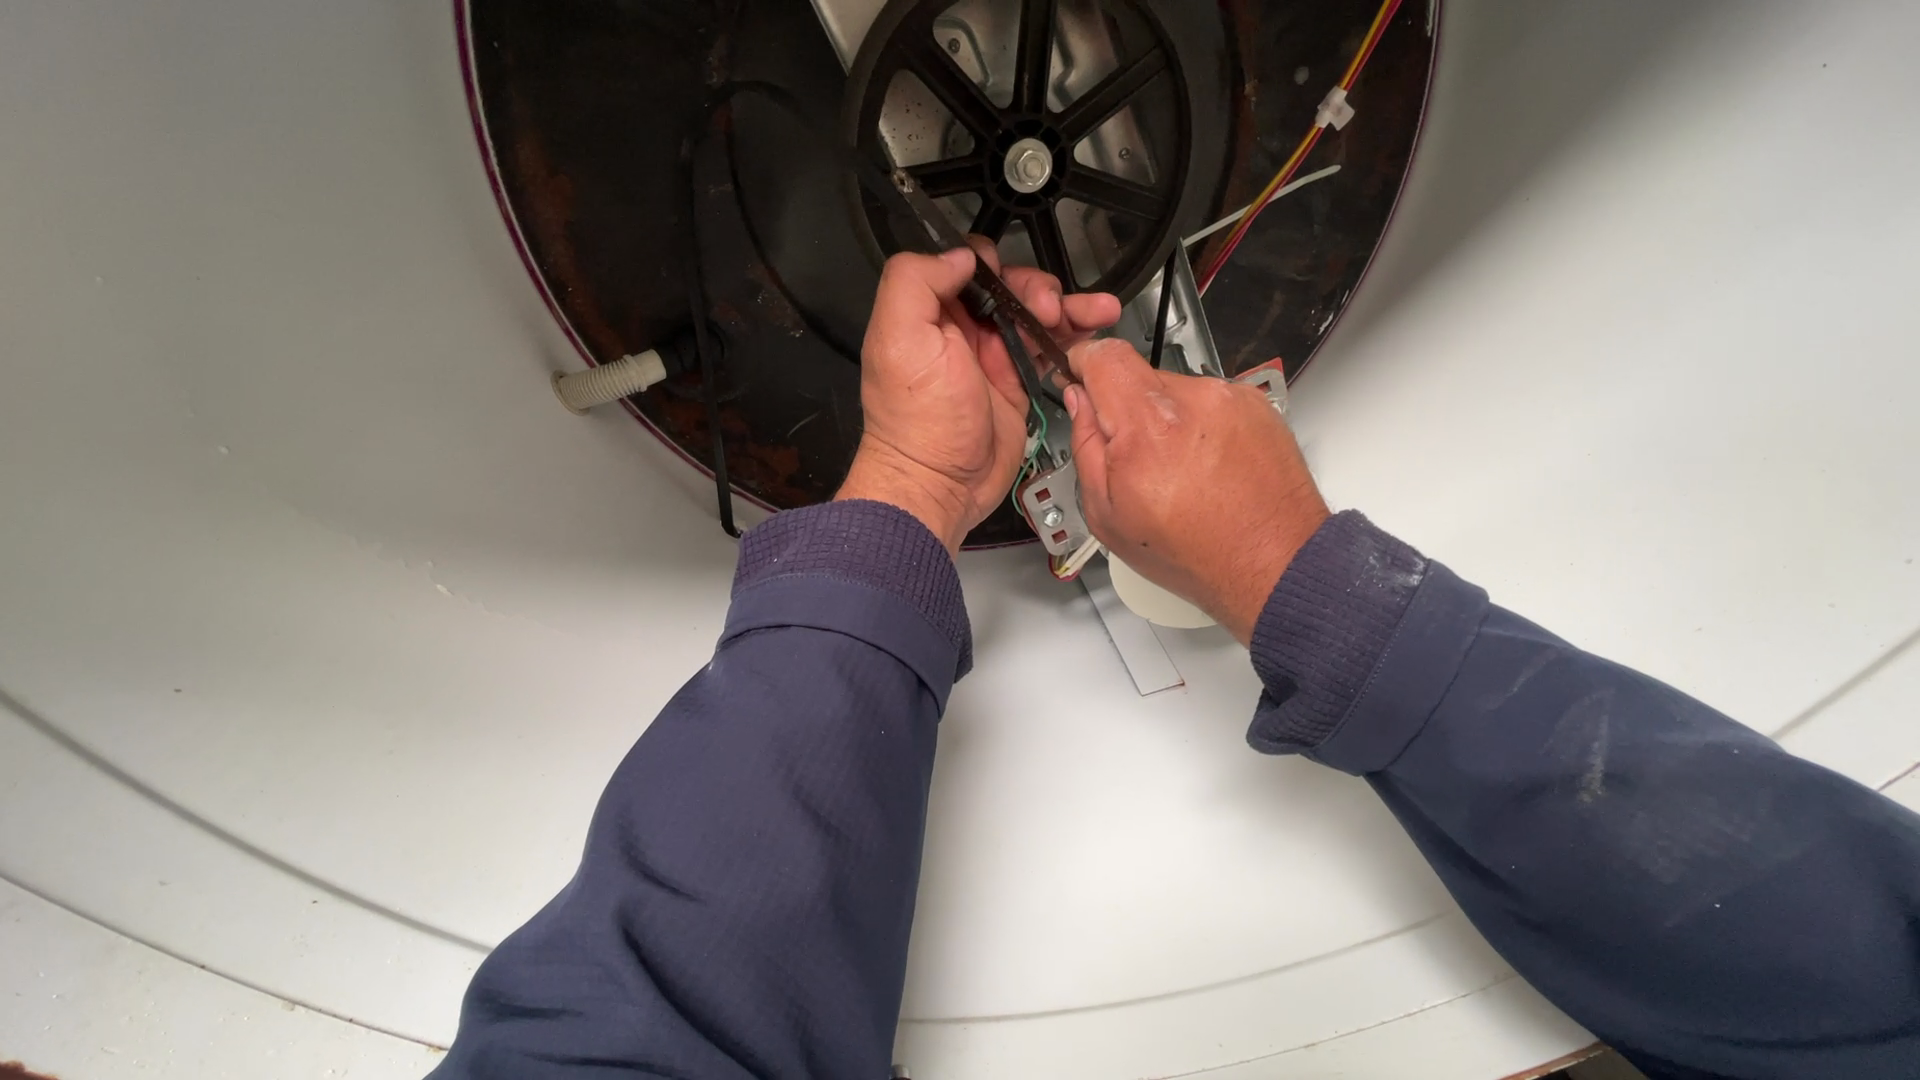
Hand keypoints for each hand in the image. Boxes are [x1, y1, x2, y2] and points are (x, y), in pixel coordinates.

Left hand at [838, 241, 1120, 552]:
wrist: (939, 485)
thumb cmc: (916, 420)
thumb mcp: (900, 338)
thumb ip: (917, 281)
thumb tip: (959, 256)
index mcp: (929, 313)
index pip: (965, 265)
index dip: (991, 263)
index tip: (1006, 282)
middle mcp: (961, 331)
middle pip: (1009, 286)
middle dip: (1036, 288)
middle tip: (1047, 310)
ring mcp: (992, 358)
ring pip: (1035, 314)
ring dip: (1067, 306)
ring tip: (1093, 312)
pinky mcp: (1017, 385)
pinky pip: (1049, 349)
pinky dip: (1074, 337)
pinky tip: (1094, 329)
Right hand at [1063, 340, 1328, 643]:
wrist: (1273, 563)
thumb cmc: (1193, 552)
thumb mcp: (1107, 514)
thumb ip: (1086, 446)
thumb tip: (1080, 401)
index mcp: (1147, 425)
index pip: (1105, 357)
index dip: (1086, 363)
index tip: (1081, 378)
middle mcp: (1193, 399)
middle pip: (1140, 377)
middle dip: (1129, 411)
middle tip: (1137, 461)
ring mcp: (1230, 398)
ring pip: (1176, 392)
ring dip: (1167, 421)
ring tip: (1180, 473)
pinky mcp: (1256, 405)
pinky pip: (1210, 402)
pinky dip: (1201, 428)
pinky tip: (1207, 468)